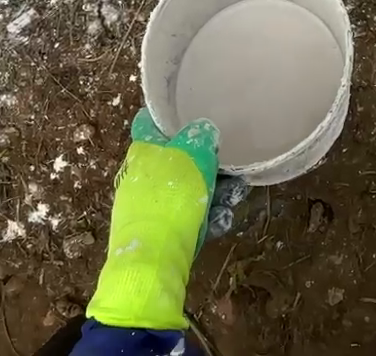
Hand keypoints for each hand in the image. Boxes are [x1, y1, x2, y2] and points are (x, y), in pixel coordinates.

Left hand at [85, 111, 220, 330]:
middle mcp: (141, 176)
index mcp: (142, 152)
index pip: (148, 123)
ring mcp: (147, 207)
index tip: (186, 112)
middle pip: (174, 159)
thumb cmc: (170, 198)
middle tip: (226, 163)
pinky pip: (186, 216)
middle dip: (203, 161)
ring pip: (185, 189)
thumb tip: (204, 131)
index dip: (165, 116)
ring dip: (212, 190)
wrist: (153, 262)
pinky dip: (207, 215)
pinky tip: (224, 217)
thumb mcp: (192, 155)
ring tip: (235, 195)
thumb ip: (200, 136)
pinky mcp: (158, 233)